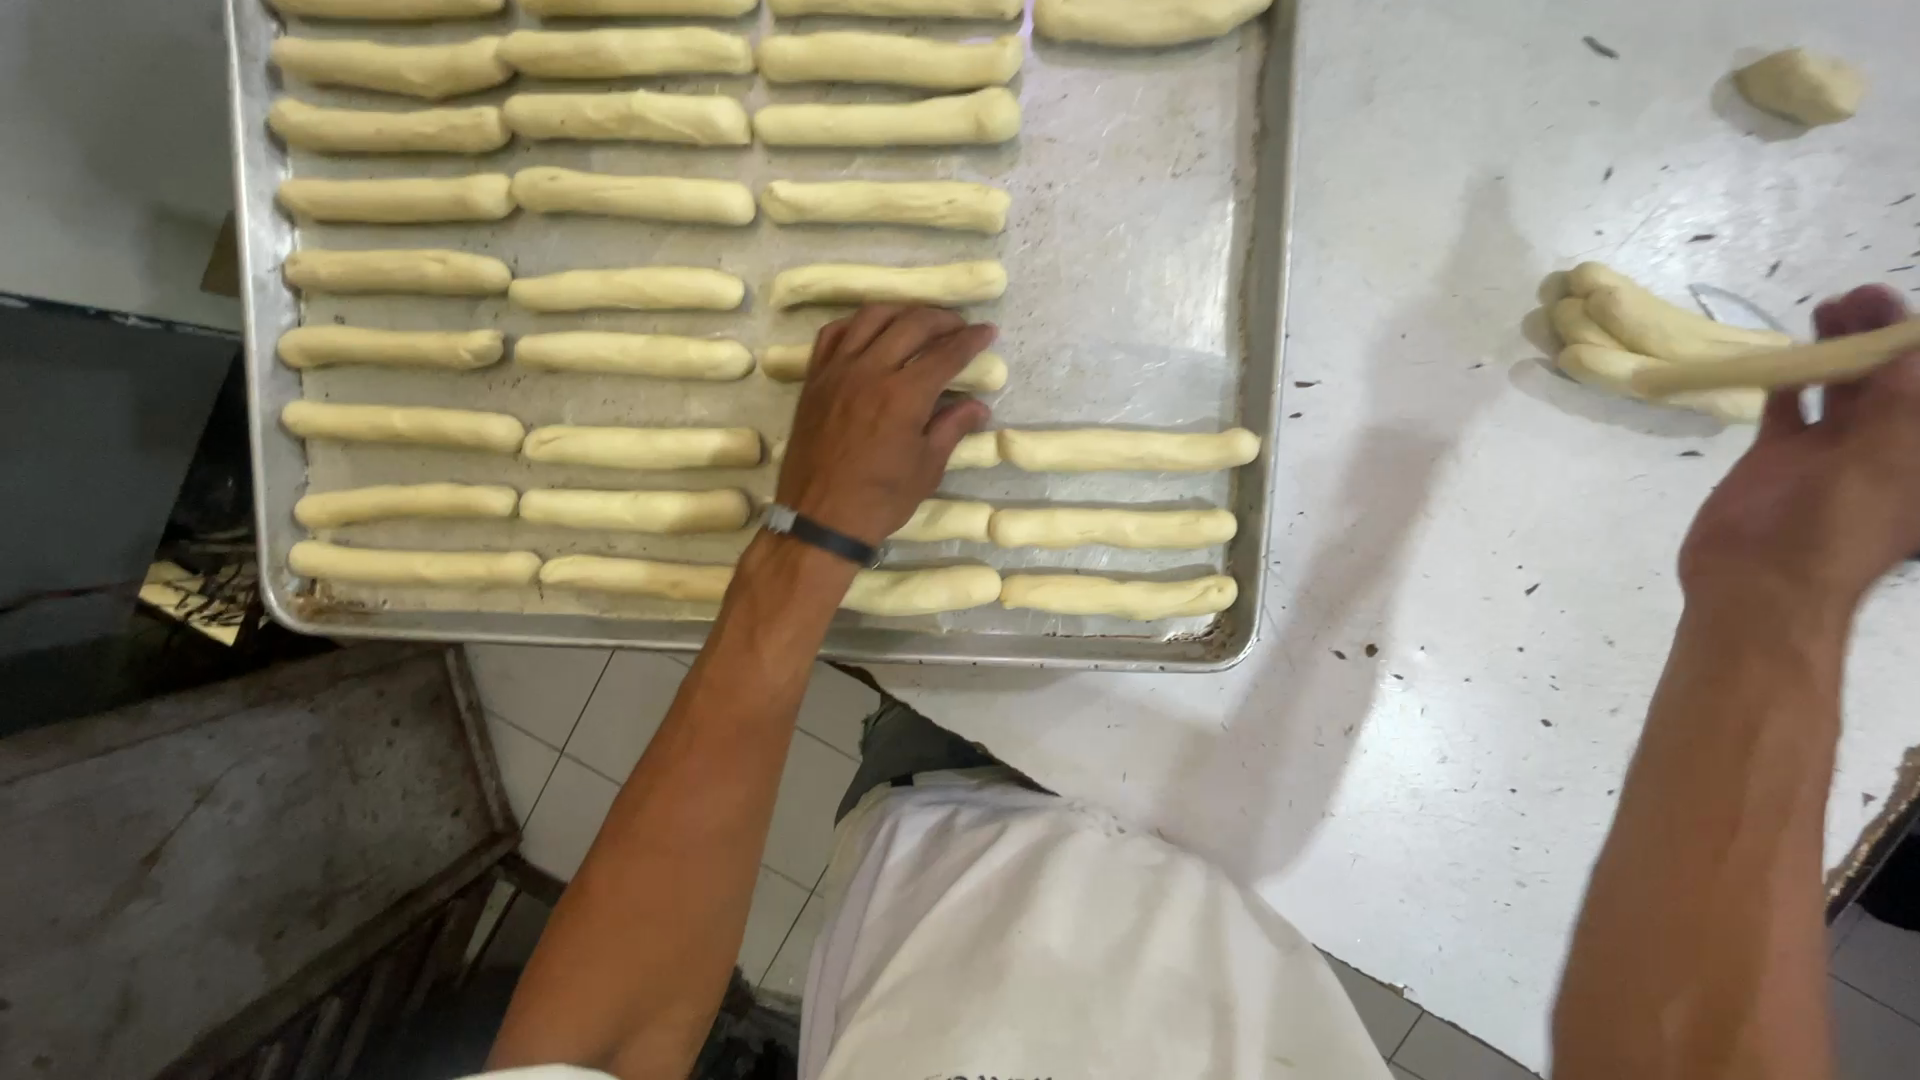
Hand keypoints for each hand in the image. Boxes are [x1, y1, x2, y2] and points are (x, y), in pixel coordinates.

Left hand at [777, 305, 995, 545]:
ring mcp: (837, 371)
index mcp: (904, 395)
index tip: (988, 332)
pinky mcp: (814, 379)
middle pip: (911, 324)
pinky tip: (870, 331)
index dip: (971, 340)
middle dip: (941, 319)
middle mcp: (870, 371)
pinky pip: (834, 335)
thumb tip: (978, 406)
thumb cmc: (880, 500)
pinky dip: (857, 324)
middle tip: (958, 326)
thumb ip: (952, 428)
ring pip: (871, 318)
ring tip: (918, 320)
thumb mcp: (927, 468)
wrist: (820, 517)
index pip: (946, 353)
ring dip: (901, 312)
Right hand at [1679, 285, 1919, 624]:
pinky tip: (1781, 362)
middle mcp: (1885, 445)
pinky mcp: (1776, 460)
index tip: (1891, 306)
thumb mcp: (1883, 463)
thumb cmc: (1830, 531)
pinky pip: (1789, 413)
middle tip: (1854, 297)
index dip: (1914, 340)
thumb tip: (1913, 345)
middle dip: (1879, 336)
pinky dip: (1787, 386)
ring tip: (1823, 313)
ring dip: (1835, 352)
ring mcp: (1828, 452)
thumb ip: (1903, 402)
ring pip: (1841, 389)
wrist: (1757, 582)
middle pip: (1891, 378)